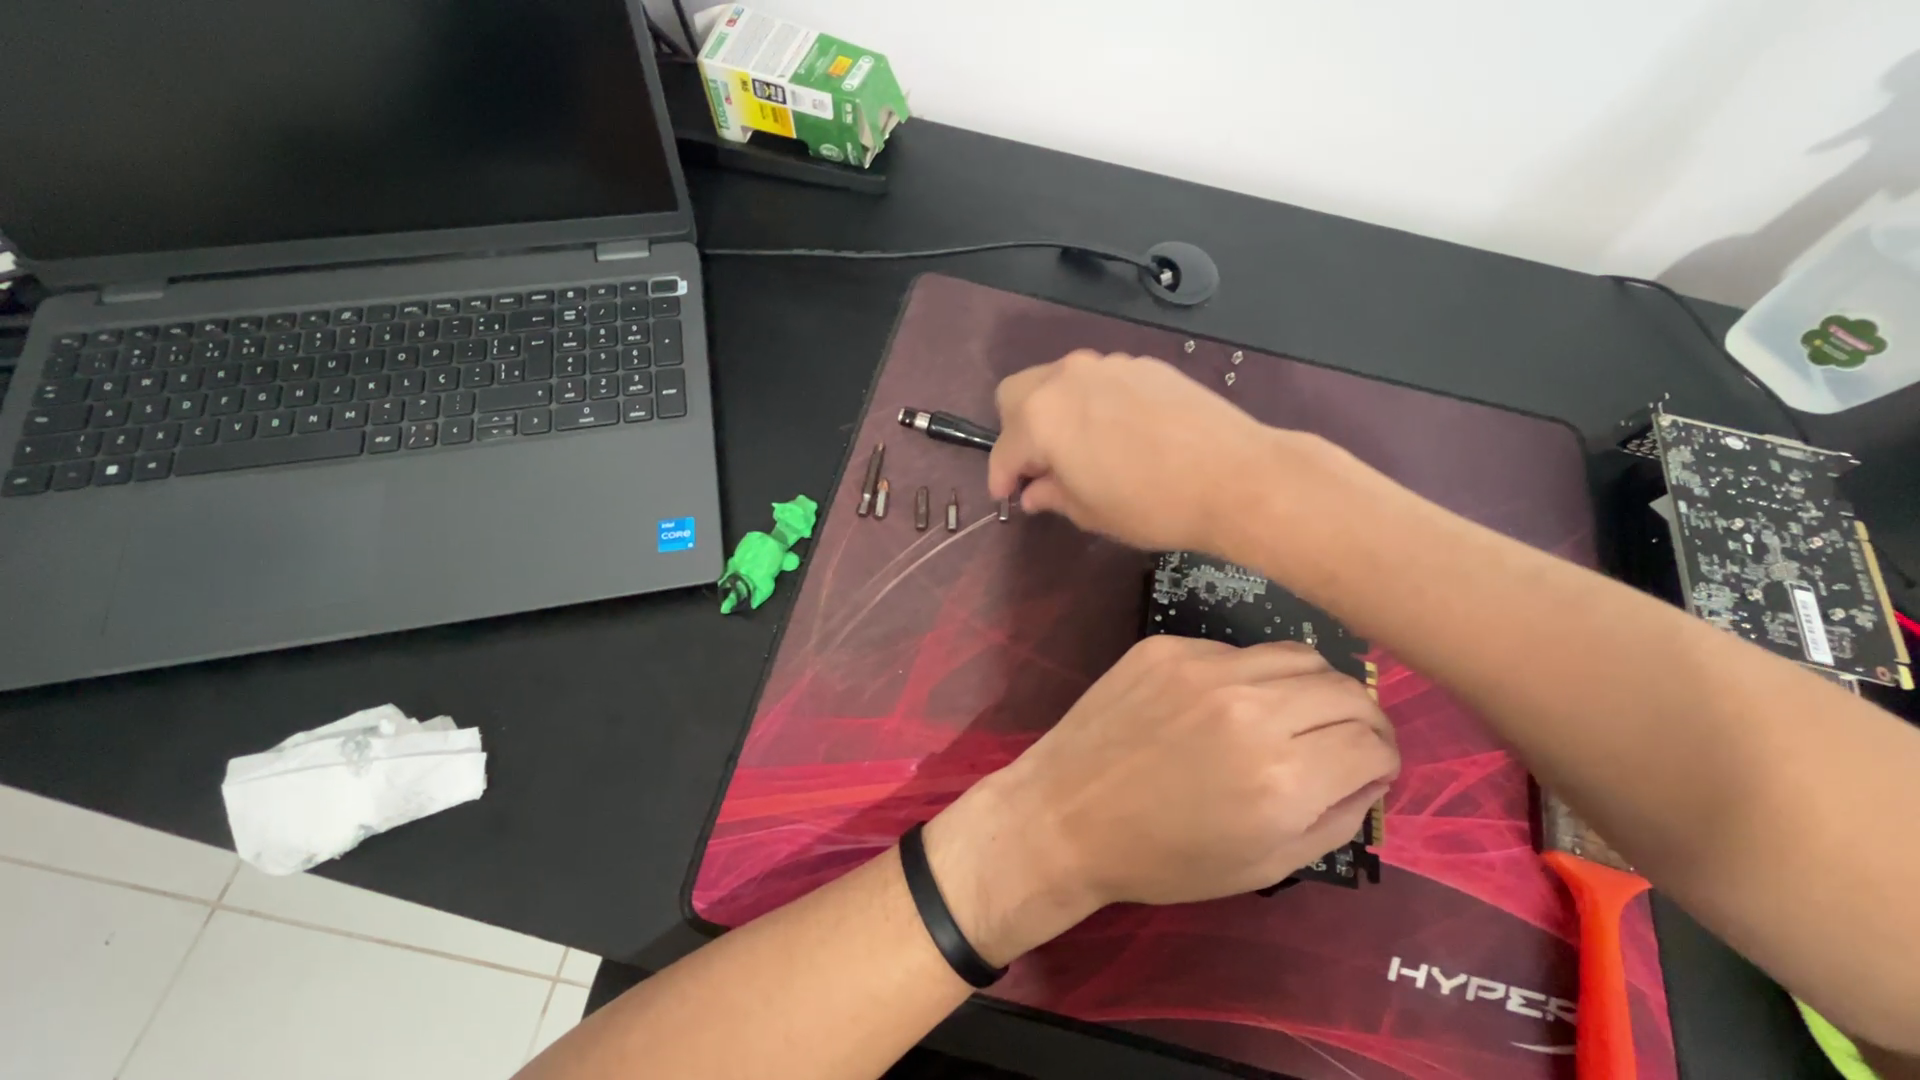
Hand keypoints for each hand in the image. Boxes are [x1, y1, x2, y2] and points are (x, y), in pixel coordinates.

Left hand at [923, 636, 1398, 965]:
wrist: (1063, 817)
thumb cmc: (1163, 859)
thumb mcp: (1265, 865)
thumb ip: (1336, 817)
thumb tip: (1372, 772)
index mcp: (1282, 777)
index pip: (1374, 743)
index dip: (1383, 759)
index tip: (1367, 768)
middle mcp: (1251, 709)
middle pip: (1348, 689)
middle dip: (1359, 719)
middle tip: (1340, 742)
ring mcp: (1204, 668)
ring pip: (1297, 656)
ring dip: (1310, 688)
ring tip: (1289, 718)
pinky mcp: (1165, 647)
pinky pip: (1235, 651)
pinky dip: (1248, 677)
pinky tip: (1220, 707)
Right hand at [987, 350, 1291, 552]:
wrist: (1235, 476)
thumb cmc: (1151, 504)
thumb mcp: (1090, 512)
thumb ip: (1052, 495)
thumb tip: (1034, 492)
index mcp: (1041, 417)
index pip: (1004, 449)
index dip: (1001, 478)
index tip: (1008, 497)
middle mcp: (1066, 379)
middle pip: (1016, 394)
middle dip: (1017, 431)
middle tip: (1039, 466)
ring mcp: (1107, 365)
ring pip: (1059, 382)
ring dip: (1055, 413)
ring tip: (1081, 449)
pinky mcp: (1143, 365)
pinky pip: (1100, 381)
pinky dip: (1094, 404)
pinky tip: (1121, 435)